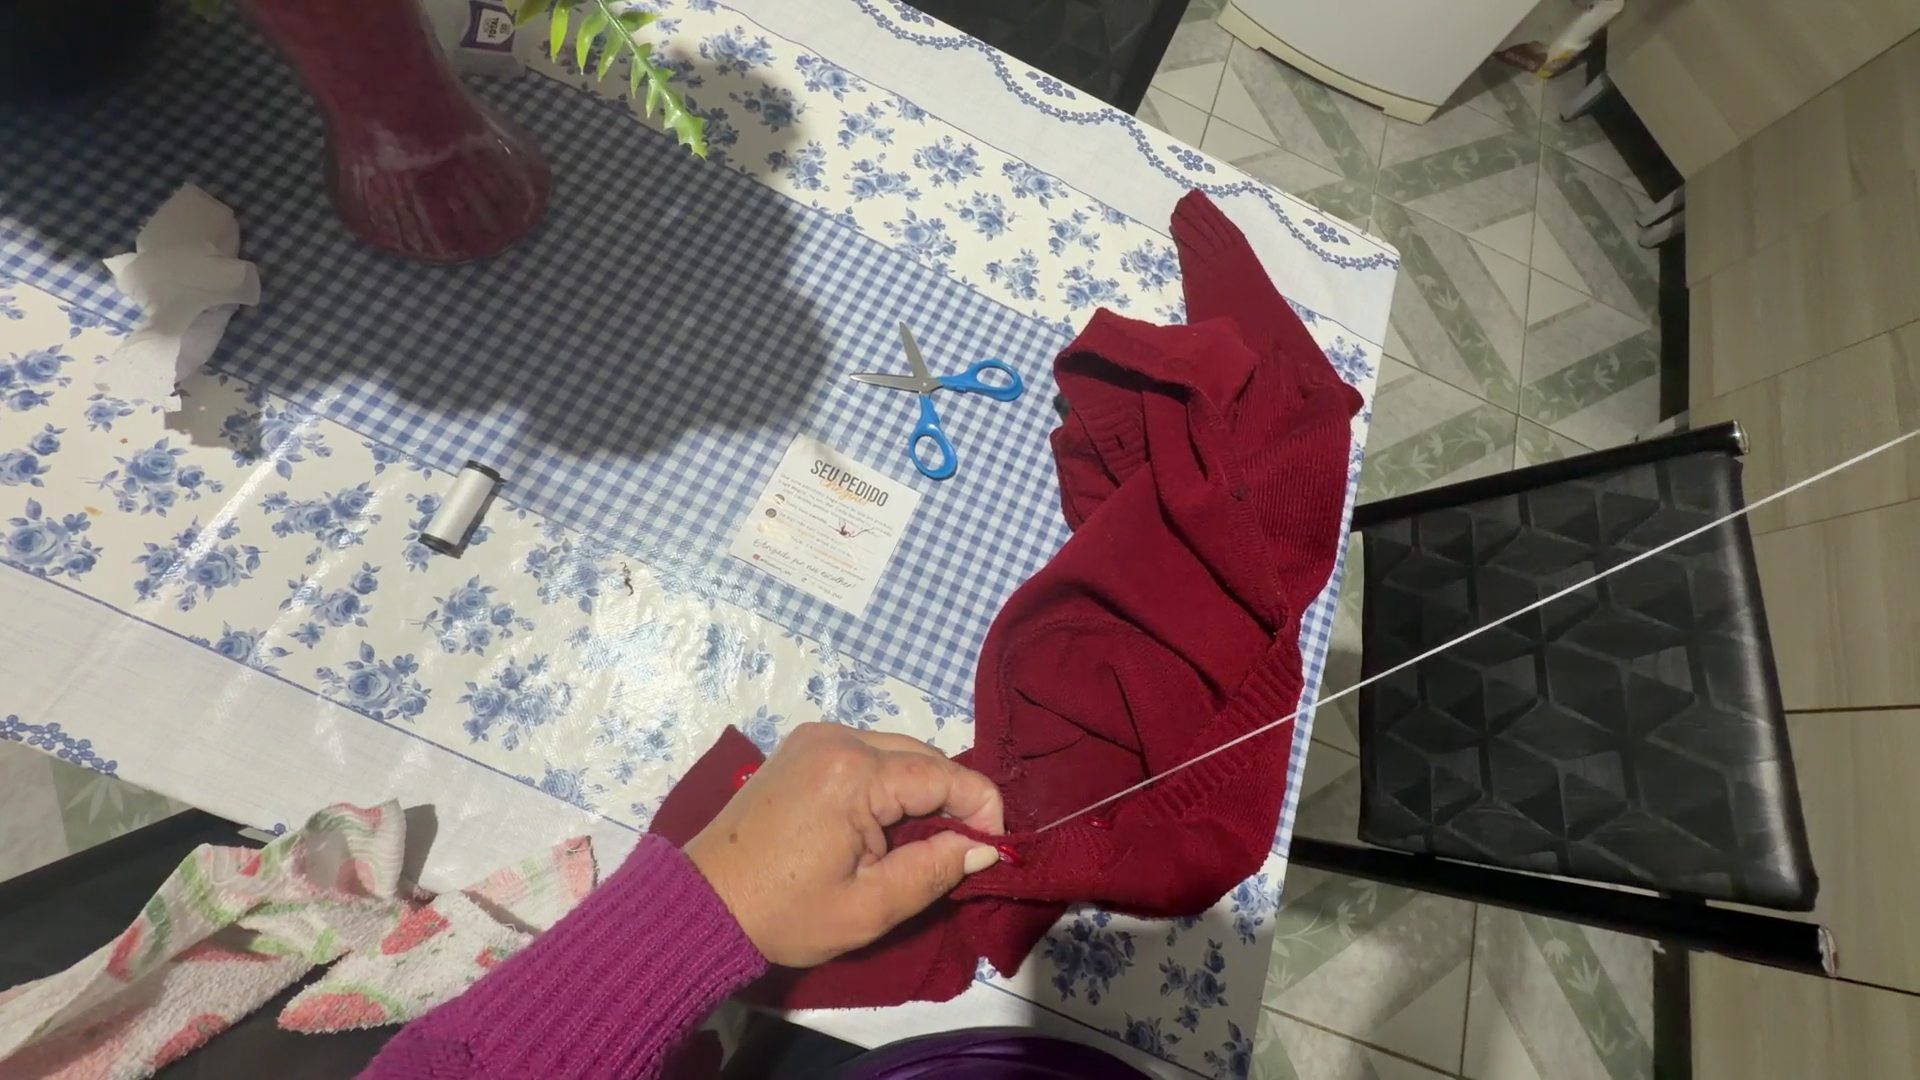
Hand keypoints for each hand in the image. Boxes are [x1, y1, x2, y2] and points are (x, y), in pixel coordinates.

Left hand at [684, 722, 1003, 966]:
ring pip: (898, 750)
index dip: (981, 804)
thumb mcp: (867, 908)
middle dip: (951, 797)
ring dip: (920, 788)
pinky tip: (884, 818)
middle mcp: (837, 736)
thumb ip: (934, 870)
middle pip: (922, 755)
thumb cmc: (784, 912)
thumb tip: (985, 845)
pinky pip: (868, 750)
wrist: (703, 903)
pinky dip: (889, 779)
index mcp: (852, 773)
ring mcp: (817, 734)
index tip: (996, 844)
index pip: (943, 774)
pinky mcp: (804, 743)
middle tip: (959, 846)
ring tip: (920, 838)